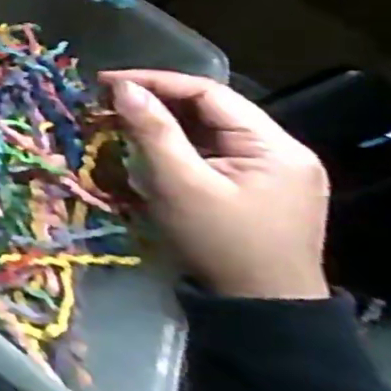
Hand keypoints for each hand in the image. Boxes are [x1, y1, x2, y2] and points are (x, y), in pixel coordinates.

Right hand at [101, 70, 330, 300]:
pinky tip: (151, 146)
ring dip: (166, 121)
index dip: (155, 81)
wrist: (261, 309)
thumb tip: (123, 87)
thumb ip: (152, 130)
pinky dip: (180, 143)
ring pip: (212, 130)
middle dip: (157, 100)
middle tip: (107, 100)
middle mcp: (284, 151)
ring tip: (121, 119)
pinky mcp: (262, 188)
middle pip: (212, 109)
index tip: (106, 83)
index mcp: (276, 146)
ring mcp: (276, 171)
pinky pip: (215, 151)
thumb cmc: (220, 241)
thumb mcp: (179, 183)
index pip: (210, 93)